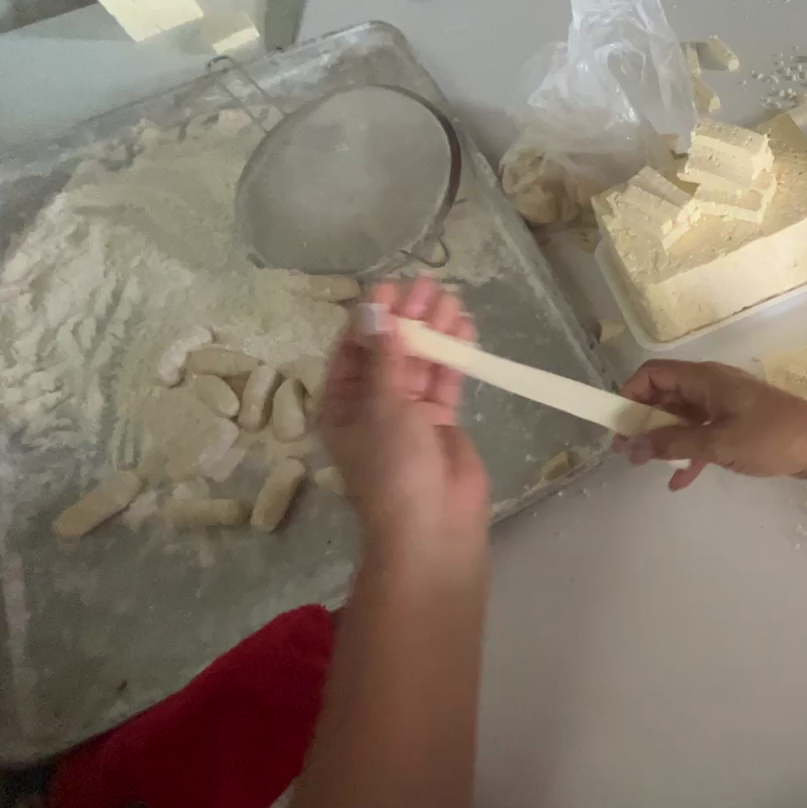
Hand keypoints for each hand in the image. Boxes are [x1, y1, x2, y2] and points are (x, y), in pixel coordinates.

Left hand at [320, 278, 490, 574]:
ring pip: (423, 364)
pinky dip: (456, 358)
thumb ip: (386, 356)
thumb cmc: (395, 467)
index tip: (392, 288)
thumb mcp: (383, 407)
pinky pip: (446, 381)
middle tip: (430, 286)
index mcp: (341, 403)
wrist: (434, 522)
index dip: (373, 318)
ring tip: (452, 300)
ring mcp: (409, 413)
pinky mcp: (442, 422)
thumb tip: (375, 309)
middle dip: (410, 319)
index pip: (355, 349)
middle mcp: (373, 404)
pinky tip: (465, 331)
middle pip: (392, 351)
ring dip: (436, 333)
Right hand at [617, 359, 806, 489]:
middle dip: (644, 422)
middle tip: (628, 452)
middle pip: (666, 395)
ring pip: (684, 418)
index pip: (653, 373)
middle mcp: (713, 386)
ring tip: (647, 466)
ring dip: (666, 440)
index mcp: (706, 379)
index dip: (630, 395)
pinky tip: (680, 480)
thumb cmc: (774, 437)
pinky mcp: (739, 424)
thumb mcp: (718, 443)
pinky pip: (704, 434)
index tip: (618, 426)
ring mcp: (727, 405)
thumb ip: (673, 444)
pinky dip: (690, 453)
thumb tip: (630, 447)